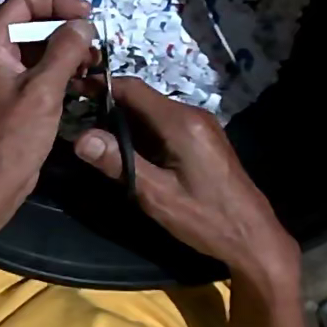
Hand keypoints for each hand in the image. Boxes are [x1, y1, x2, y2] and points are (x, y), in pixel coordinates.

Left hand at [0, 0, 95, 236]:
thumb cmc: (15, 135)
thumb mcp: (43, 89)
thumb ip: (64, 50)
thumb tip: (84, 23)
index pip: (23, 1)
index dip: (56, 1)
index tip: (87, 14)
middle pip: (32, 19)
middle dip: (66, 26)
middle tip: (95, 42)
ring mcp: (4, 69)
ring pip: (40, 42)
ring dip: (68, 46)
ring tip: (94, 61)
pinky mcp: (16, 87)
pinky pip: (41, 64)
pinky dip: (62, 65)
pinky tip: (84, 76)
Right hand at [73, 77, 298, 286]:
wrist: (255, 240)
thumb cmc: (206, 219)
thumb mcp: (157, 195)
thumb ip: (119, 163)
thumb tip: (79, 138)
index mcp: (181, 122)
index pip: (132, 88)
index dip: (99, 86)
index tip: (71, 92)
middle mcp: (191, 114)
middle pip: (140, 98)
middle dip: (107, 105)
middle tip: (75, 118)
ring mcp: (199, 125)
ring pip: (150, 111)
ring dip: (122, 120)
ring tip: (92, 135)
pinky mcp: (201, 138)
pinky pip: (162, 123)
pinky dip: (139, 131)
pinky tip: (123, 149)